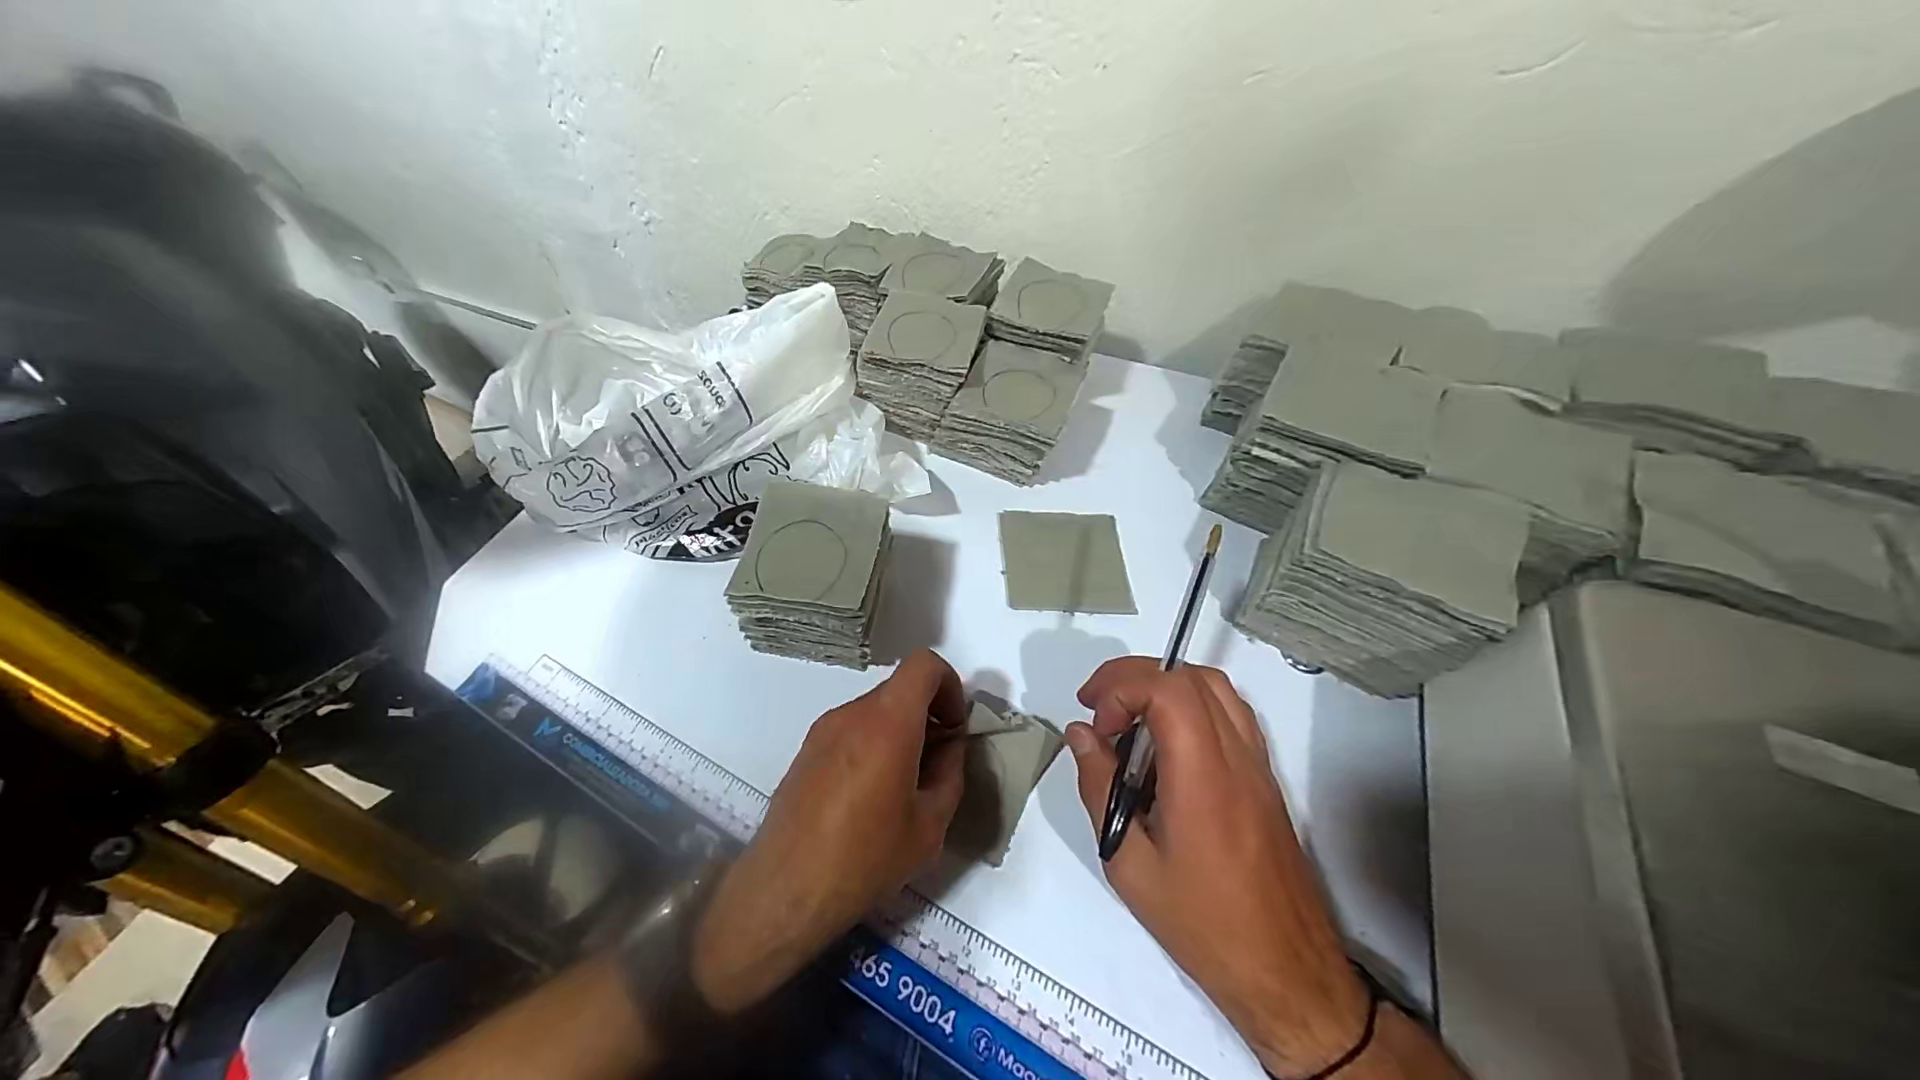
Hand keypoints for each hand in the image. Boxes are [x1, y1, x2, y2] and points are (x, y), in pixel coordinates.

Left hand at [689, 649, 967, 1014]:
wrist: (784, 890)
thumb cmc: (864, 860)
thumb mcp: (929, 826)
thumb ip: (950, 774)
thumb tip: (950, 748)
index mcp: (887, 723)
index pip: (923, 665)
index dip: (950, 685)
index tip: (953, 728)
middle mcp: (852, 714)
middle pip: (900, 688)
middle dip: (927, 714)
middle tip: (937, 762)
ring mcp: (823, 730)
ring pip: (876, 710)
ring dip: (900, 731)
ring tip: (904, 786)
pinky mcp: (806, 750)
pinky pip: (852, 729)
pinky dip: (874, 743)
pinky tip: (871, 796)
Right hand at [1064, 658, 1369, 1075]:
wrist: (1285, 970)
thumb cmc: (1201, 922)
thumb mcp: (1128, 862)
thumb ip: (1099, 788)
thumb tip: (1080, 734)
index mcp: (1203, 776)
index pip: (1168, 689)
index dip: (1123, 689)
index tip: (1099, 726)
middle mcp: (1238, 757)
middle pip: (1190, 677)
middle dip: (1135, 677)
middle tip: (1098, 707)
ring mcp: (1258, 764)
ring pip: (1216, 688)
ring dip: (1165, 685)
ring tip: (1128, 719)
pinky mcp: (1265, 778)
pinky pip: (1230, 714)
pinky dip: (1191, 705)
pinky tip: (1165, 744)